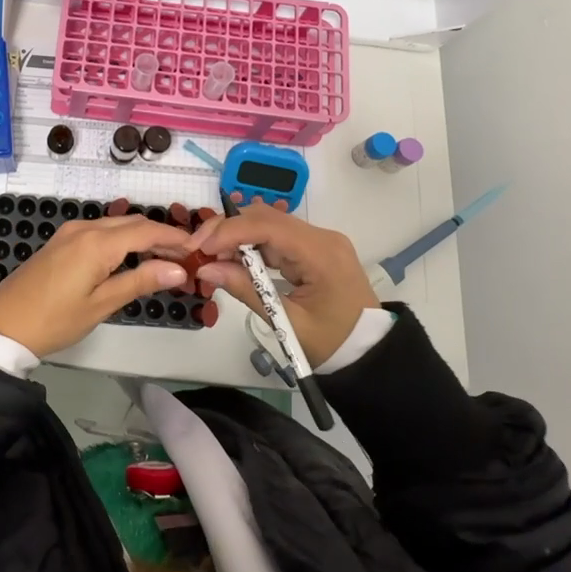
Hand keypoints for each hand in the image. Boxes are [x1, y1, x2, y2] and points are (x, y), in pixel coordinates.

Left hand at [0, 200, 193, 356]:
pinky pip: (100, 231)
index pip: (146, 230)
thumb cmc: (55, 320)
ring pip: (116, 225)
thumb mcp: (101, 305)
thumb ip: (140, 281)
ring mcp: (70, 232)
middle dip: (161, 237)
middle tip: (188, 259)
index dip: (175, 237)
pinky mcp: (61, 241)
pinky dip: (122, 240)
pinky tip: (134, 258)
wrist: (4, 325)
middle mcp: (84, 228)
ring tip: (167, 260)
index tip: (199, 248)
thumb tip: (179, 269)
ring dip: (142, 237)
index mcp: (96, 242)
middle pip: (133, 223)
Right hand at [192, 194, 379, 365]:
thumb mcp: (287, 323)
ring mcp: (319, 241)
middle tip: (199, 251)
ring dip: (237, 236)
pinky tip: (233, 260)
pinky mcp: (314, 249)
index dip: (230, 232)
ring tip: (212, 258)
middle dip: (228, 229)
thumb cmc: (334, 344)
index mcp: (321, 253)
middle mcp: (322, 237)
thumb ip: (247, 291)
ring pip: (268, 224)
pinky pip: (277, 237)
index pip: (268, 227)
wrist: (372, 354)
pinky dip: (252, 245)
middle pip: (266, 217)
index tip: (201, 248)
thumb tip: (206, 270)